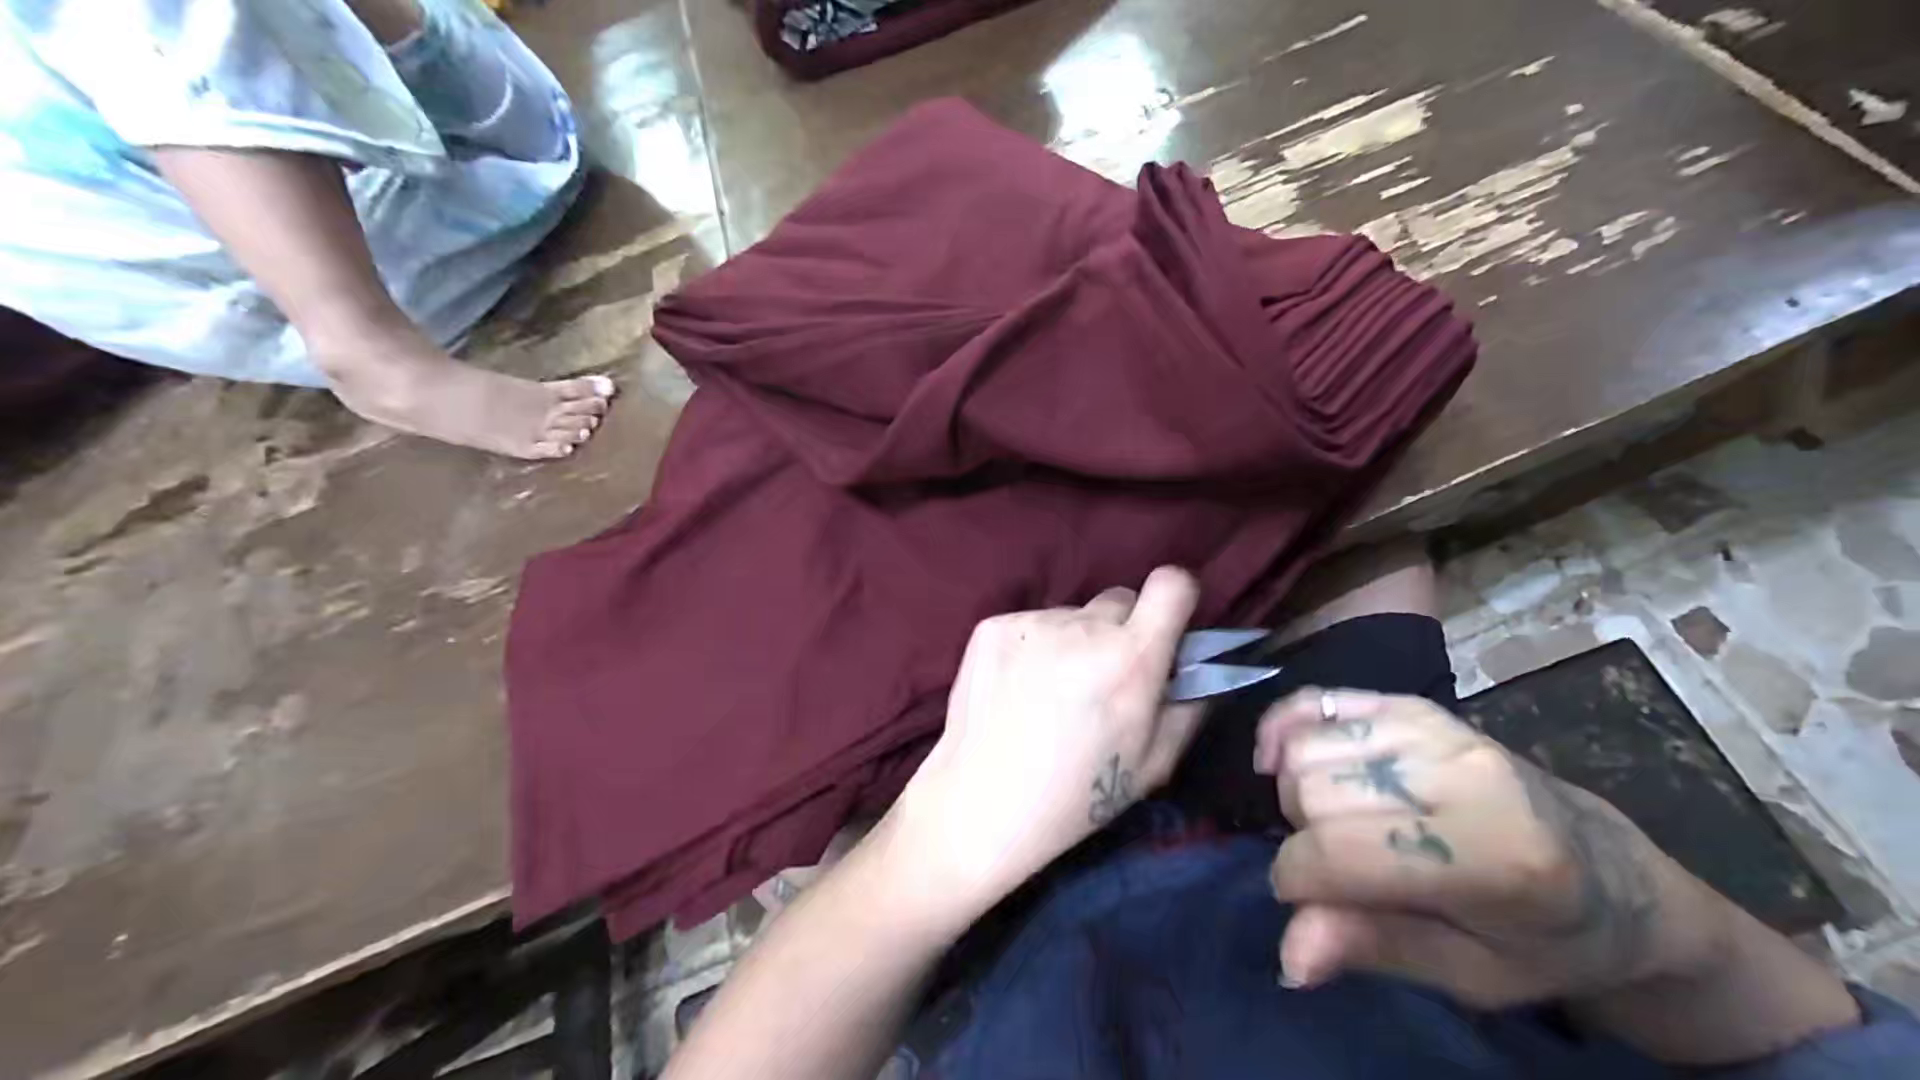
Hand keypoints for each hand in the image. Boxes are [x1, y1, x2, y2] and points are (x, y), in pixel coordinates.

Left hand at [881, 567, 1205, 926]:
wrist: (981, 805)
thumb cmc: (1078, 797)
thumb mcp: (1154, 764)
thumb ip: (1188, 704)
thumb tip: (1199, 664)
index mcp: (1131, 658)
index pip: (1172, 583)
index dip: (1177, 598)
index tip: (1167, 624)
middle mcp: (1081, 626)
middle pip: (1120, 601)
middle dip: (1121, 631)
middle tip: (1103, 677)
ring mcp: (1032, 623)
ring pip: (1072, 615)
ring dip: (1073, 641)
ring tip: (1050, 693)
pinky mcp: (992, 627)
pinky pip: (1032, 624)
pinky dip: (1034, 647)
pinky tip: (1019, 690)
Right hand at [1254, 690, 1725, 1006]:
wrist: (1617, 875)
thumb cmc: (1548, 941)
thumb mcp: (1474, 977)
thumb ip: (1376, 948)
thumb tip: (1291, 958)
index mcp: (1494, 854)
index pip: (1337, 852)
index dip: (1298, 883)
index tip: (1308, 908)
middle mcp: (1462, 772)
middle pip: (1310, 790)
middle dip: (1300, 835)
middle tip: (1335, 867)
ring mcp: (1435, 727)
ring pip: (1304, 747)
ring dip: (1295, 789)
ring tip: (1332, 821)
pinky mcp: (1413, 704)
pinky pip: (1315, 702)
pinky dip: (1284, 729)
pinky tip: (1282, 758)